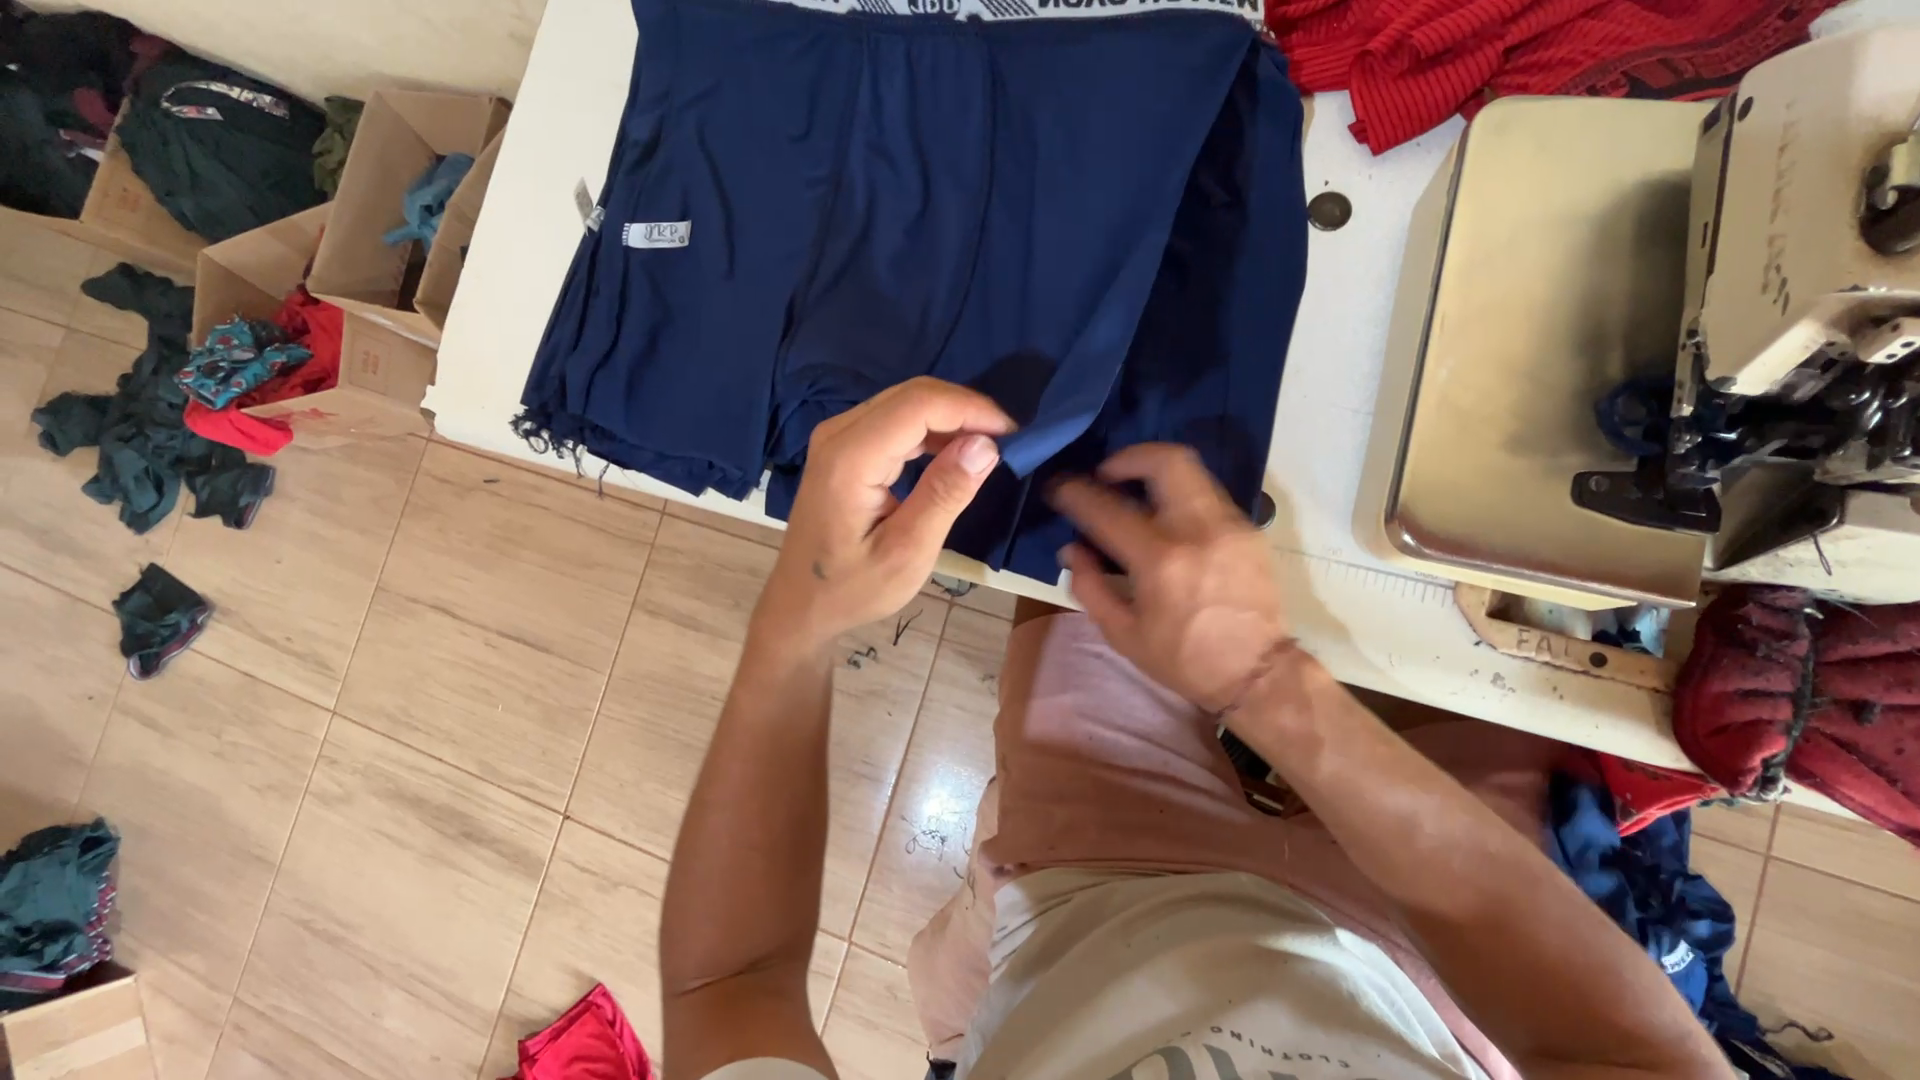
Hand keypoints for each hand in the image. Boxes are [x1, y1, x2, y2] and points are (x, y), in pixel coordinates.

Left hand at [757, 377, 1014, 648]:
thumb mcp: (907, 552)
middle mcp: (839, 433)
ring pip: (905, 403)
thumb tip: (986, 445)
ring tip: (988, 449)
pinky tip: (955, 454)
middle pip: (913, 395)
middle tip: (1008, 442)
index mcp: (851, 458)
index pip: (919, 404)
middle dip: (965, 410)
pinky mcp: (843, 447)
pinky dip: (930, 431)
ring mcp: (837, 437)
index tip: (1013, 434)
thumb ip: (945, 494)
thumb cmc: (852, 588)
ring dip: (950, 419)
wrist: (801, 603)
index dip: (971, 409)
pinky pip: (894, 421)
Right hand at [1048, 444, 1289, 710]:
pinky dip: (1180, 495)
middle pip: (1164, 462)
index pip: (1108, 509)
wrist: (1256, 673)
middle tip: (1107, 473)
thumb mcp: (1123, 634)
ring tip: (1135, 490)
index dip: (1076, 493)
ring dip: (1154, 471)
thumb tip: (1072, 549)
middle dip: (1127, 457)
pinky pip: (1208, 494)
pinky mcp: (1248, 530)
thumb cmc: (1183, 659)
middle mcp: (1197, 531)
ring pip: (1191, 469)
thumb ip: (1090, 586)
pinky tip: (1168, 518)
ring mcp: (1228, 525)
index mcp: (1160, 561)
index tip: (1059, 487)